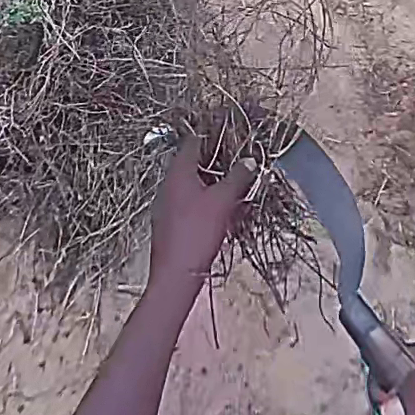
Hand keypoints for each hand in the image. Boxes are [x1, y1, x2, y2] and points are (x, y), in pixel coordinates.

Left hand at [149, 135, 254, 289]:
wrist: (175, 277)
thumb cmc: (198, 232)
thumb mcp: (223, 201)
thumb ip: (237, 177)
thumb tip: (249, 159)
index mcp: (178, 172)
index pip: (193, 142)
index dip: (212, 137)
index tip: (231, 138)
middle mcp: (168, 184)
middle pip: (192, 164)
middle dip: (216, 164)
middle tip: (237, 166)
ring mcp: (165, 205)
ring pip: (191, 186)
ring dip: (211, 185)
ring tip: (232, 192)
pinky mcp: (167, 224)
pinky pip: (187, 204)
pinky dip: (204, 203)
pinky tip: (219, 215)